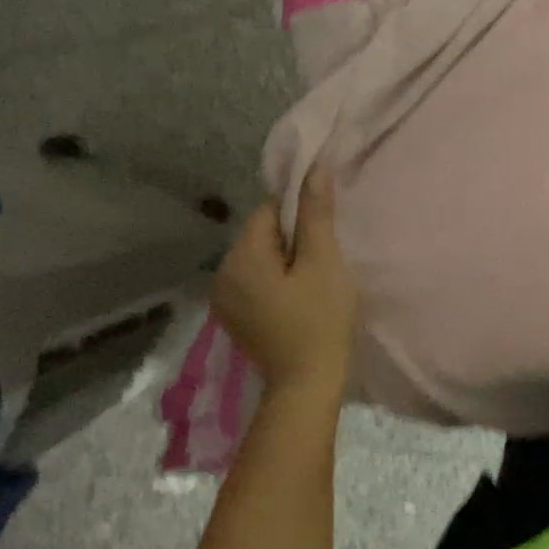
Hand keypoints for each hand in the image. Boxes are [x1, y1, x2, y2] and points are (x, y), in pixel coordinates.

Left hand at [212, 170, 359, 400]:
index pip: (268, 210)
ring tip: (315, 275)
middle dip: (292, 235)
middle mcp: (221, 273)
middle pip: (260, 233)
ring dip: (284, 257)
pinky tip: (298, 295)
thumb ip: (316, 213)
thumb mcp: (324, 260)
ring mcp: (223, 298)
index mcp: (241, 256)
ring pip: (258, 257)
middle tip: (326, 254)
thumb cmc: (320, 317)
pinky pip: (254, 279)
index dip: (299, 211)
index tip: (326, 227)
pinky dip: (275, 277)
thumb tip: (315, 167)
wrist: (306, 380)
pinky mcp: (233, 316)